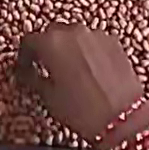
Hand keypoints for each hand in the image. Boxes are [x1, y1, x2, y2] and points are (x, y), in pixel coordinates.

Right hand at [14, 23, 148, 144]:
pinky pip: (93, 41)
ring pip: (75, 35)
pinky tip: (90, 69)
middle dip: (47, 47)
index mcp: (51, 43)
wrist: (124, 117)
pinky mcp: (113, 41)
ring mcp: (95, 34)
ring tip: (70, 69)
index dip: (25, 55)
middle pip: (52, 33)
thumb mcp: (49, 98)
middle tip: (45, 67)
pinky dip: (88, 50)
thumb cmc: (83, 110)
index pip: (30, 40)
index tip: (24, 66)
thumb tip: (28, 73)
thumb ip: (34, 78)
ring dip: (69, 47)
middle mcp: (73, 31)